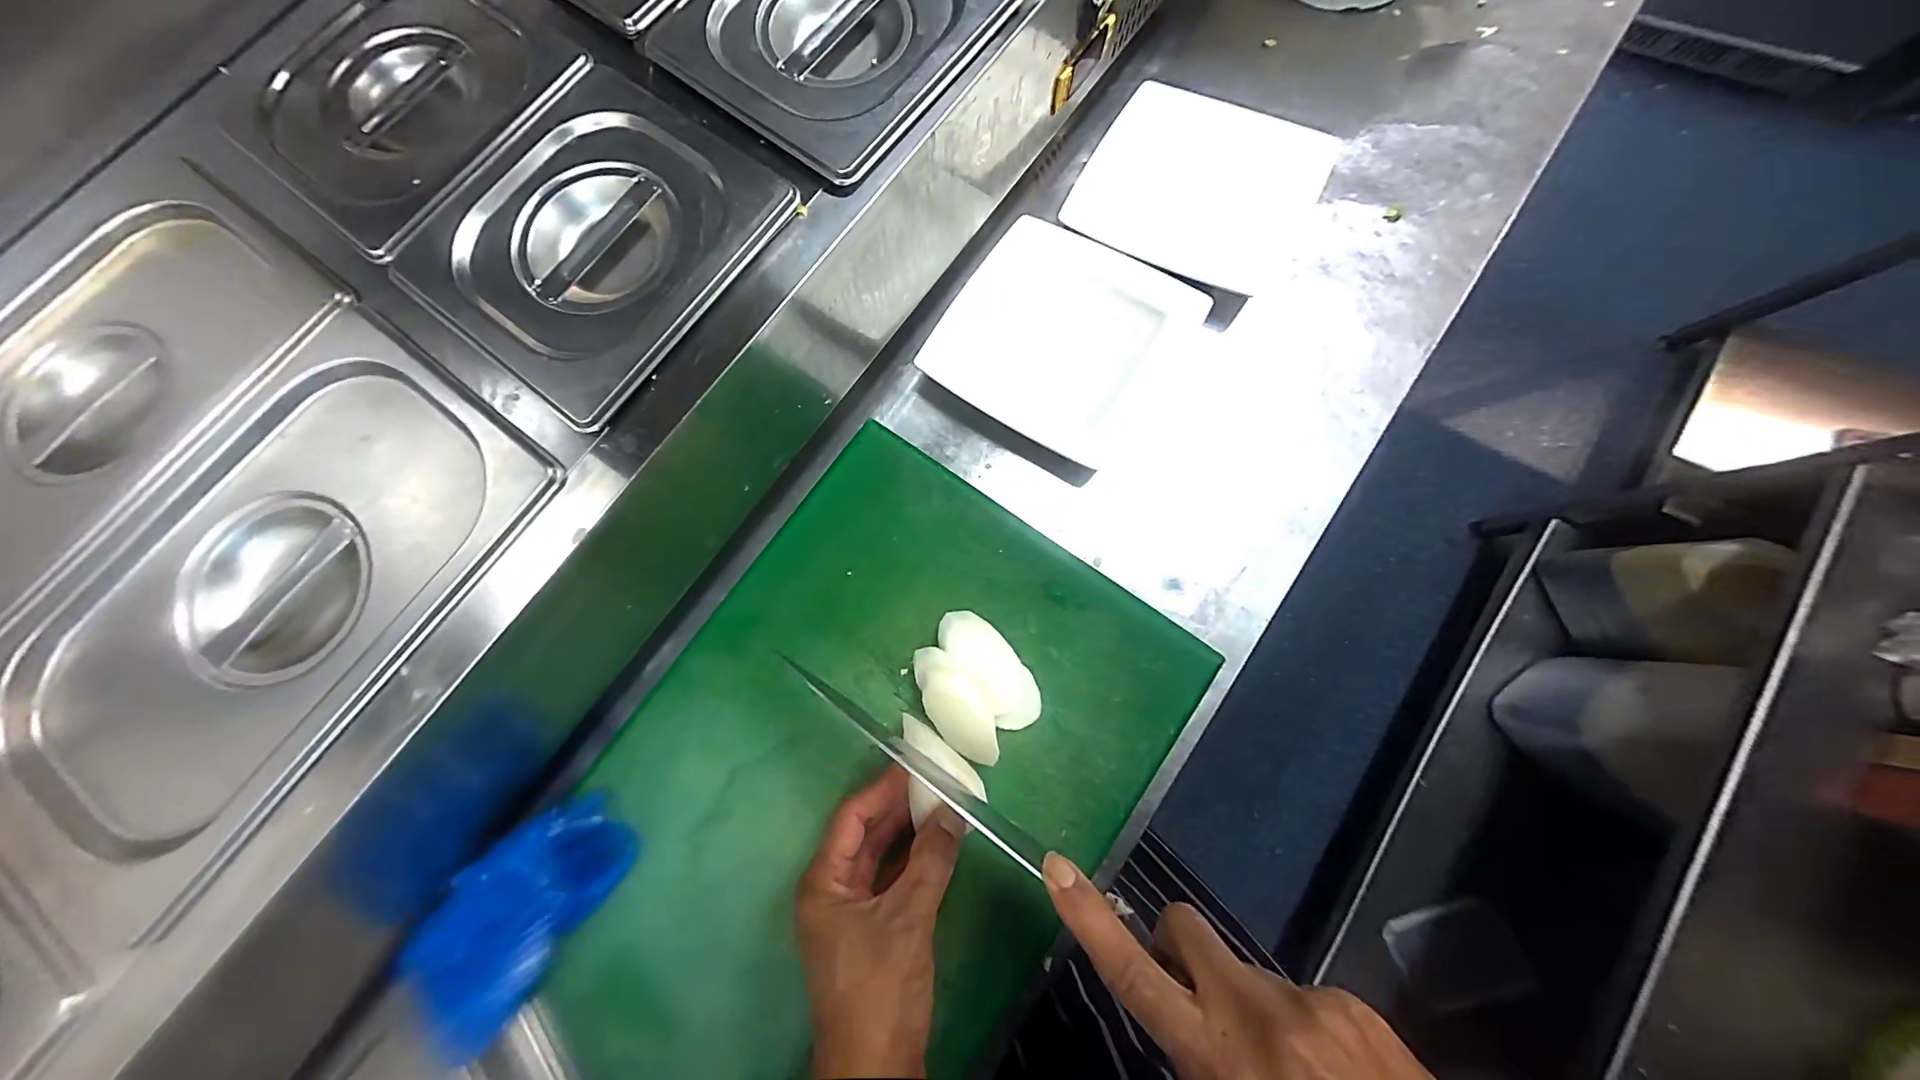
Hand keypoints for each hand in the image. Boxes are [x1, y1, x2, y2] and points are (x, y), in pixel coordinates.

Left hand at [796, 766, 963, 1078]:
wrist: (877, 1068)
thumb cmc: (879, 989)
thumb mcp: (907, 919)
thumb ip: (930, 861)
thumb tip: (952, 813)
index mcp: (823, 882)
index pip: (851, 819)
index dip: (881, 789)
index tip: (913, 764)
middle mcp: (833, 890)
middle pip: (866, 834)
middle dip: (899, 808)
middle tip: (935, 779)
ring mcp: (854, 911)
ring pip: (882, 856)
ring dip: (910, 831)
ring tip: (943, 802)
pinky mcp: (875, 928)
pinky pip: (895, 878)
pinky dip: (916, 859)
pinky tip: (941, 842)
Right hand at [1042, 853, 1430, 1079]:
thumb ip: (1204, 1062)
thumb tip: (1192, 1025)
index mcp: (1220, 1052)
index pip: (1135, 976)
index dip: (1090, 921)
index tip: (1057, 866)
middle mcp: (1259, 1009)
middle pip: (1184, 929)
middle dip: (1174, 948)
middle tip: (1194, 1002)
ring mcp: (1313, 1000)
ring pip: (1247, 973)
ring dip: (1248, 1007)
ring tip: (1292, 1075)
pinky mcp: (1356, 1003)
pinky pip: (1302, 998)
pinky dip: (1300, 1028)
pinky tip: (1332, 1077)